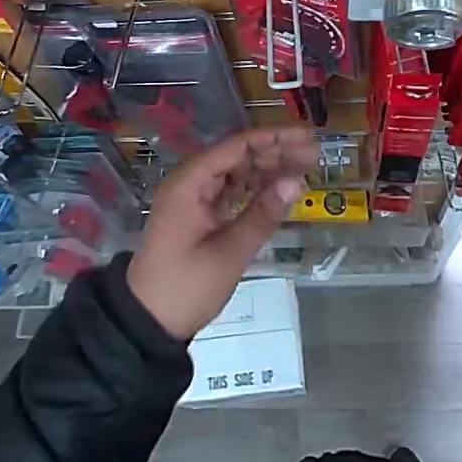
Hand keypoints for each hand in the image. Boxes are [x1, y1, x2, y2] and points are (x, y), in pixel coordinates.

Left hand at [126, 127, 318, 338]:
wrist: (147, 324)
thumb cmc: (186, 287)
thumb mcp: (229, 253)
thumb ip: (263, 214)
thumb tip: (296, 182)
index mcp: (190, 183)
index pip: (235, 146)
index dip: (273, 138)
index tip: (305, 137)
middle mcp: (191, 182)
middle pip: (238, 156)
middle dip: (276, 152)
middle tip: (314, 153)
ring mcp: (194, 198)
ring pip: (237, 172)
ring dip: (269, 169)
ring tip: (304, 167)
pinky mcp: (199, 214)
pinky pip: (231, 191)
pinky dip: (255, 189)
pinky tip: (280, 189)